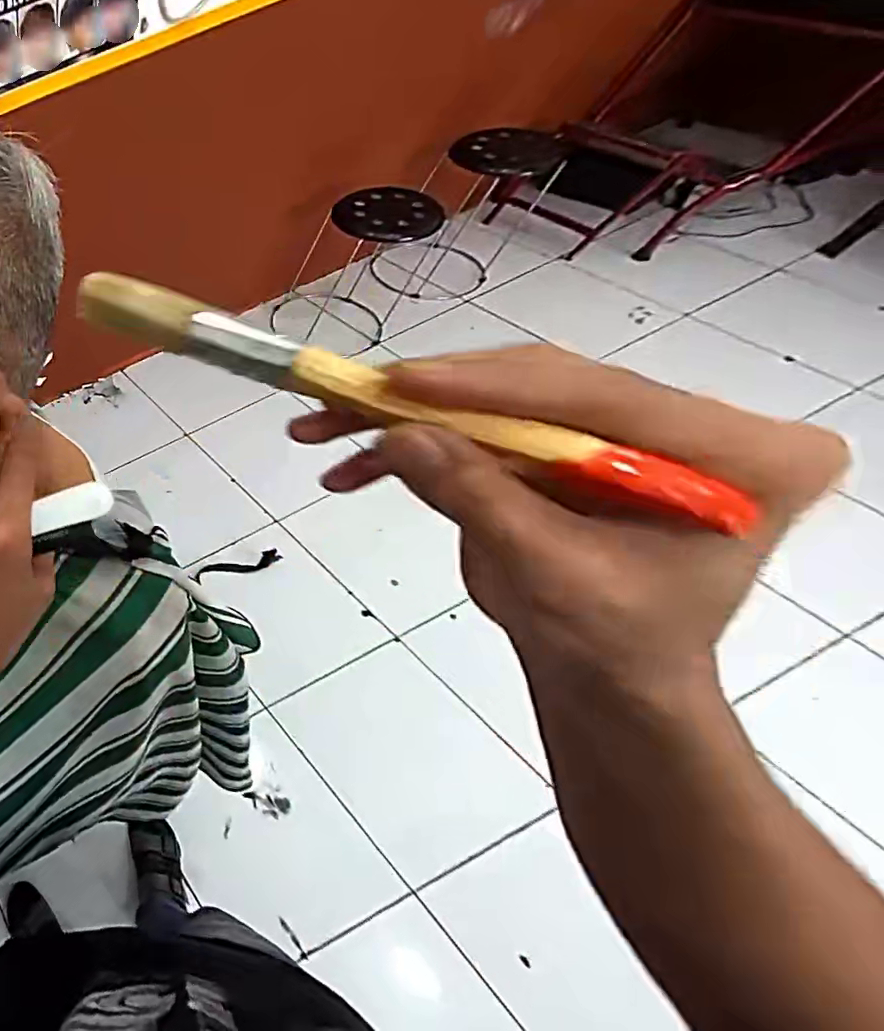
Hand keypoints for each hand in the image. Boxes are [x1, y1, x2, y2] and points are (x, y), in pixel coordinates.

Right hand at [289, 345, 846, 700]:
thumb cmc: (603, 641)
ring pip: (491, 403)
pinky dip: (409, 448)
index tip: (399, 380)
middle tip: (343, 398)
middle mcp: (680, 426)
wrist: (602, 677)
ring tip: (322, 430)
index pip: (596, 396)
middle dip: (427, 397)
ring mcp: (612, 435)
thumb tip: (396, 435)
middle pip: (534, 385)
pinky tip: (354, 467)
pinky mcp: (557, 450)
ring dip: (401, 419)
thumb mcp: (543, 569)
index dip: (490, 386)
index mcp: (734, 453)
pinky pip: (475, 432)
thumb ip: (474, 495)